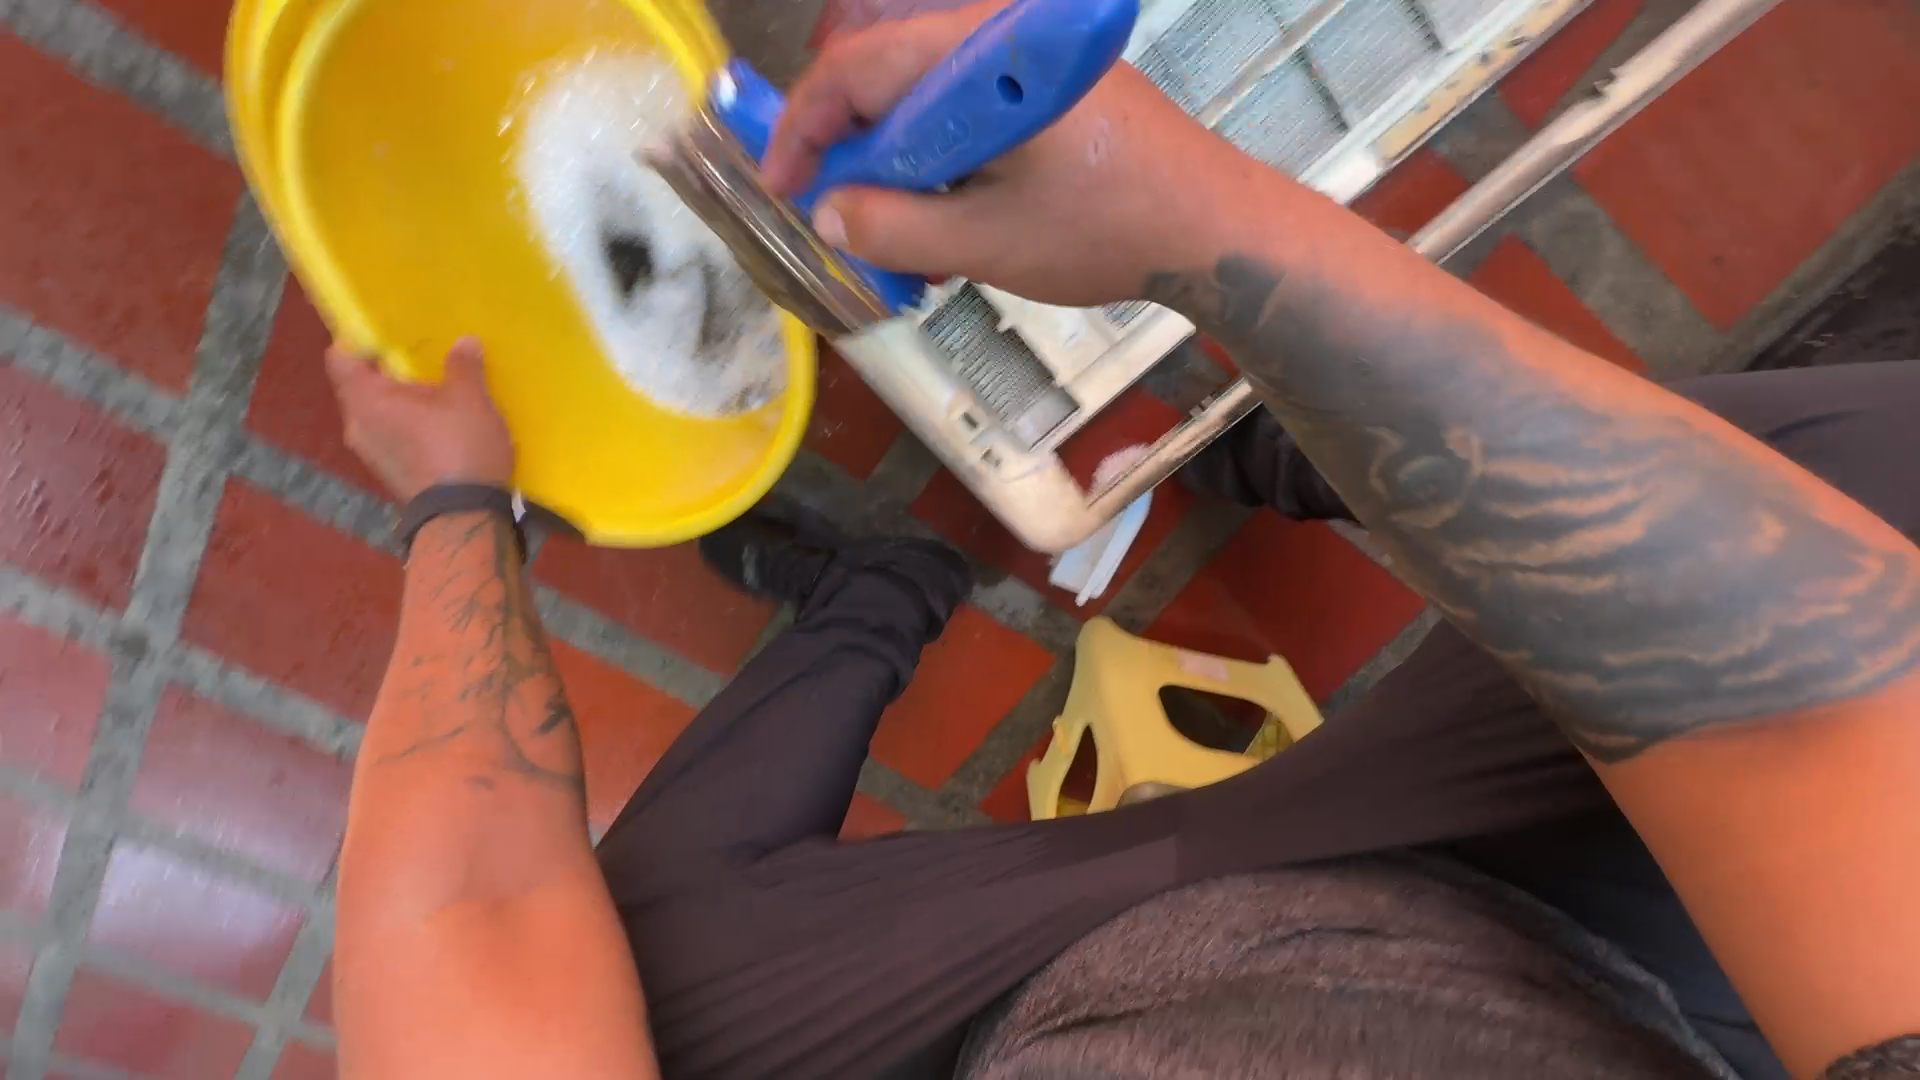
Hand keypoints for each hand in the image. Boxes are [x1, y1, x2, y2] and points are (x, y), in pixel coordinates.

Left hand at [325, 337, 515, 502]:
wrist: (464, 514)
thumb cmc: (460, 447)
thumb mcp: (472, 401)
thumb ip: (465, 368)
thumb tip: (464, 342)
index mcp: (366, 399)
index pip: (341, 356)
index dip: (361, 342)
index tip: (392, 337)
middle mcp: (356, 424)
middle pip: (364, 388)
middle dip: (393, 377)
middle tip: (428, 371)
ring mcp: (371, 454)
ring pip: (380, 416)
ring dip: (405, 407)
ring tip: (442, 406)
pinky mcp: (391, 474)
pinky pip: (393, 440)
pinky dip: (412, 431)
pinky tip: (445, 436)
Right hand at [762, 4, 1255, 307]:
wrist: (1203, 227)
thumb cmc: (1101, 231)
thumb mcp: (985, 244)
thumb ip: (895, 230)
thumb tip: (828, 213)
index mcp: (976, 56)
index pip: (855, 70)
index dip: (803, 129)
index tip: (781, 186)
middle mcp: (994, 36)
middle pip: (883, 74)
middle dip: (849, 150)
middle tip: (843, 214)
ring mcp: (1021, 59)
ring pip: (922, 100)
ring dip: (897, 167)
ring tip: (902, 235)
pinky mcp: (1042, 88)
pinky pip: (964, 113)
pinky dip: (939, 164)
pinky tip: (948, 217)